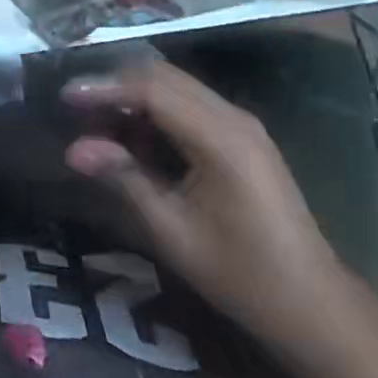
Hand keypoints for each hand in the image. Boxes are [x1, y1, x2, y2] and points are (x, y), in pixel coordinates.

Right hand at [62, 61, 341, 333]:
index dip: (106, 88)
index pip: (152, 89)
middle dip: (117, 85)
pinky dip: (157, 108)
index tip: (66, 96)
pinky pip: (191, 102)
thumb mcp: (174, 232)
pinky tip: (136, 134)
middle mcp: (233, 116)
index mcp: (221, 138)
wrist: (311, 301)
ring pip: (177, 85)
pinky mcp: (243, 133)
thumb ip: (126, 180)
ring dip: (135, 95)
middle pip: (164, 76)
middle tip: (78, 109)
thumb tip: (75, 150)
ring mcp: (242, 122)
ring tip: (99, 123)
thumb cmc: (241, 273)